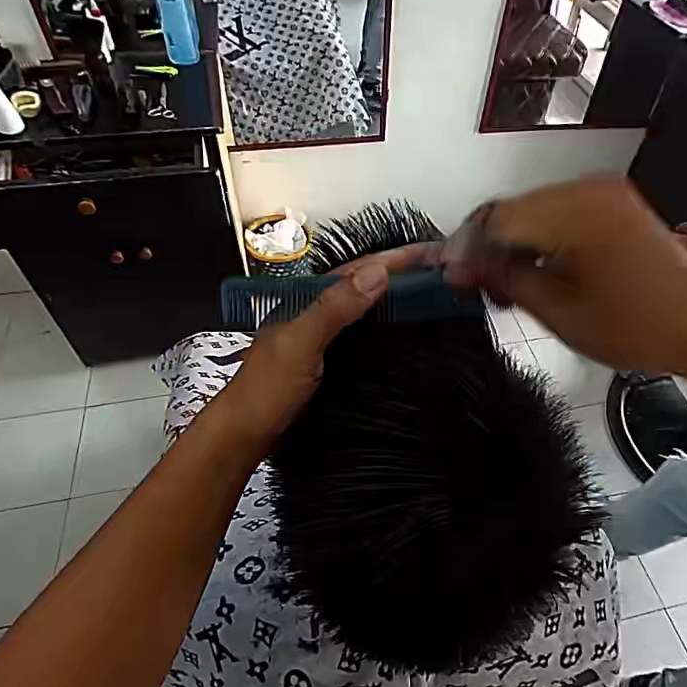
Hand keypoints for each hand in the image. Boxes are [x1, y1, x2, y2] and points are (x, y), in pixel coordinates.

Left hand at [203, 238, 431, 446]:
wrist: (245, 434)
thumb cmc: (265, 390)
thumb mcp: (301, 342)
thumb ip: (334, 307)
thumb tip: (377, 273)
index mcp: (308, 298)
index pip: (361, 268)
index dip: (398, 258)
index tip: (433, 252)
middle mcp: (316, 310)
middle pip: (366, 282)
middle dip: (403, 270)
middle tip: (442, 267)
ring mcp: (322, 334)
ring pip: (367, 304)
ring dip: (397, 293)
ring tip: (431, 288)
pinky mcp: (329, 357)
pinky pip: (365, 329)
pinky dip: (387, 320)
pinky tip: (402, 325)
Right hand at [446, 176, 686, 376]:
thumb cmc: (646, 327)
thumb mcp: (560, 312)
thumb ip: (506, 280)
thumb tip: (465, 267)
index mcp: (576, 213)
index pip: (495, 219)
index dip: (466, 249)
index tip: (450, 274)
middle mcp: (591, 191)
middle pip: (513, 209)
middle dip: (487, 246)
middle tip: (474, 284)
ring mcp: (605, 195)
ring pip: (534, 210)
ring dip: (513, 242)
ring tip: (506, 284)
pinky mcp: (615, 205)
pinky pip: (560, 212)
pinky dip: (541, 238)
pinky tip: (535, 269)